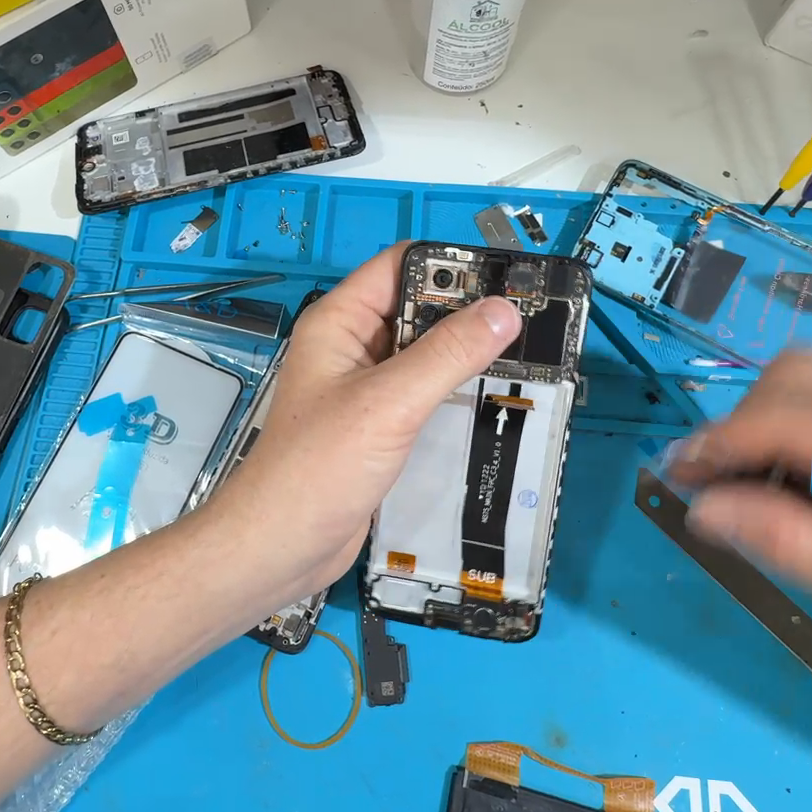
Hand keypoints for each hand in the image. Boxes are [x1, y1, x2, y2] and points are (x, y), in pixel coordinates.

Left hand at [206, 243, 518, 604]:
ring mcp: (364, 387)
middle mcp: (351, 346)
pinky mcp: (377, 425)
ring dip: (465, 353)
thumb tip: (504, 311)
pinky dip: (454, 391)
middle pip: (416, 308)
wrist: (281, 546)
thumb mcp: (389, 403)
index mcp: (339, 323)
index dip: (449, 265)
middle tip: (531, 320)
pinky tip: (495, 399)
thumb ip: (447, 355)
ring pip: (423, 353)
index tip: (507, 277)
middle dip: (467, 311)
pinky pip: (422, 393)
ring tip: (527, 355)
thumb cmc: (321, 466)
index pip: (398, 266)